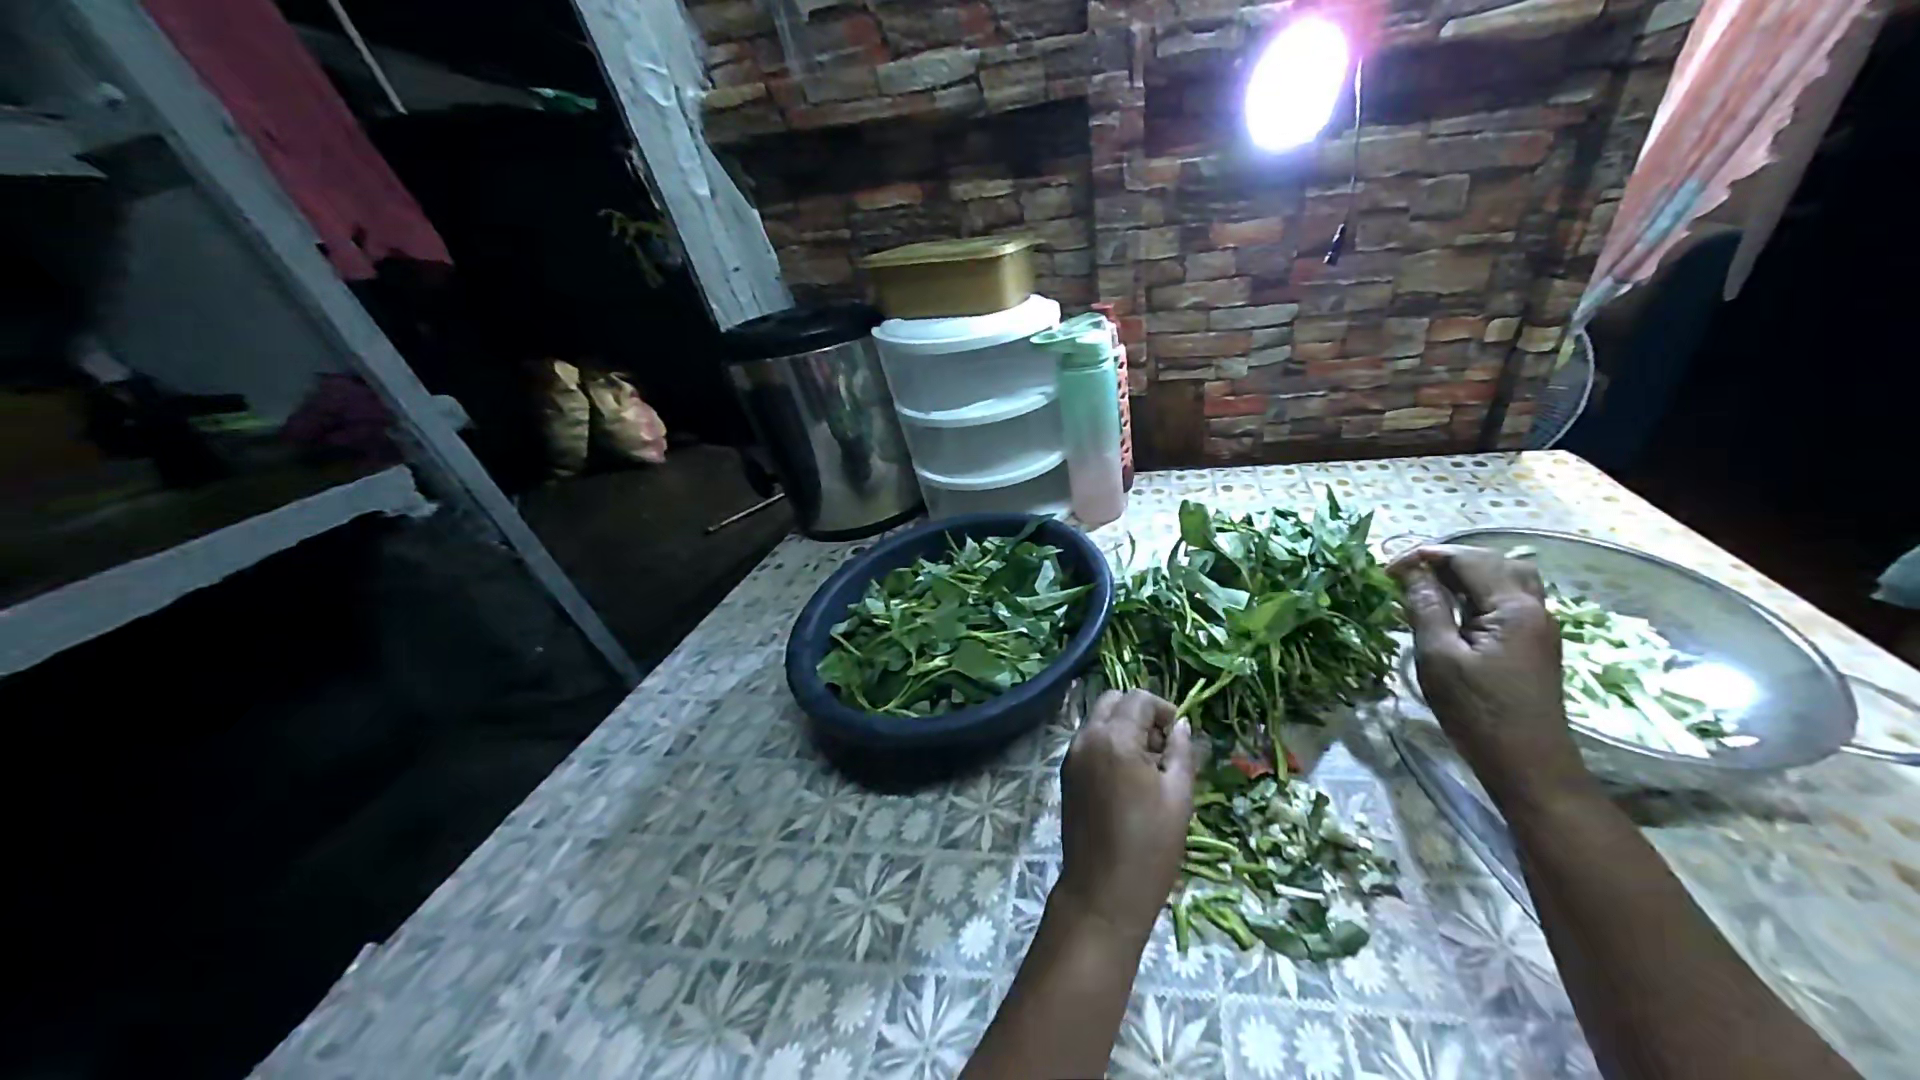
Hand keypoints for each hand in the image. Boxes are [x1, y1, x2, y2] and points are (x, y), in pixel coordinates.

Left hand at [1055, 689, 1195, 938]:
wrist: (1102, 891)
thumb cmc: (1150, 846)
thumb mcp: (1178, 796)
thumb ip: (1181, 752)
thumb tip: (1182, 726)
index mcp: (1114, 738)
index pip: (1138, 699)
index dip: (1164, 709)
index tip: (1180, 736)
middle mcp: (1086, 738)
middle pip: (1113, 701)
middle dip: (1140, 714)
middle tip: (1163, 747)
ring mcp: (1071, 755)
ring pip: (1098, 720)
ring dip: (1124, 728)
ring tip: (1149, 766)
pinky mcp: (1066, 774)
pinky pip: (1089, 742)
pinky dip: (1109, 744)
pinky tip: (1128, 778)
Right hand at [1388, 545, 1588, 801]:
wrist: (1526, 763)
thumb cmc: (1477, 711)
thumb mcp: (1438, 657)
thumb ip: (1426, 609)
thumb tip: (1413, 573)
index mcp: (1514, 608)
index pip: (1469, 560)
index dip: (1426, 557)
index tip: (1387, 570)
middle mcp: (1534, 609)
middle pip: (1493, 562)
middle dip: (1447, 560)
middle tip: (1407, 574)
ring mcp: (1538, 627)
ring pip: (1506, 580)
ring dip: (1466, 575)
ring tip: (1428, 587)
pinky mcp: (1532, 644)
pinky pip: (1506, 601)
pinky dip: (1477, 594)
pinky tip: (1450, 611)